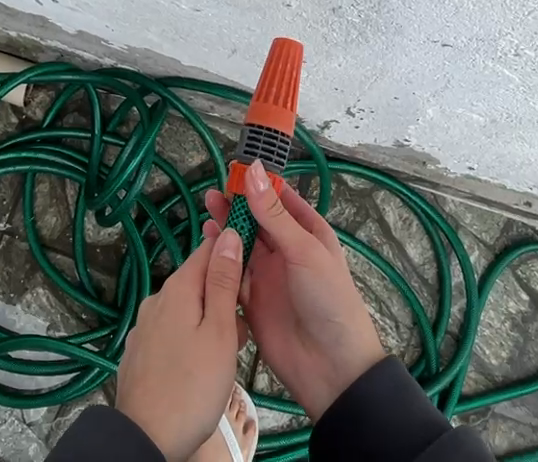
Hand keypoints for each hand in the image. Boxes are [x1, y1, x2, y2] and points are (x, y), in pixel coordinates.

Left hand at [116, 224, 246, 460]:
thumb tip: (228, 233)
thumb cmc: (192, 386)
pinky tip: (200, 369)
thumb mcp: (219, 332)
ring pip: (187, 310)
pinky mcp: (140, 352)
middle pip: (198, 281)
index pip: (208, 250)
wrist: (145, 439)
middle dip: (223, 297)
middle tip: (241, 333)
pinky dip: (191, 340)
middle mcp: (157, 300)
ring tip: (225, 357)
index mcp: (177, 288)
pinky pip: (173, 332)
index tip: (253, 272)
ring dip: (209, 322)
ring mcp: (145, 327)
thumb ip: (223, 282)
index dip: (233, 253)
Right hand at [207, 161, 384, 420]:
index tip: (234, 168)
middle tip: (212, 194)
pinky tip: (206, 246)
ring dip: (226, 230)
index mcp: (308, 233)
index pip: (280, 199)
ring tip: (206, 213)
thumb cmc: (328, 300)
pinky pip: (232, 274)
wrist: (331, 369)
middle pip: (257, 220)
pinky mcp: (252, 300)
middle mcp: (287, 250)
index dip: (259, 183)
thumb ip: (273, 213)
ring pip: (242, 245)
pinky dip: (220, 260)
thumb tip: (252, 169)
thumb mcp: (303, 250)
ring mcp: (269, 276)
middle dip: (236, 205)